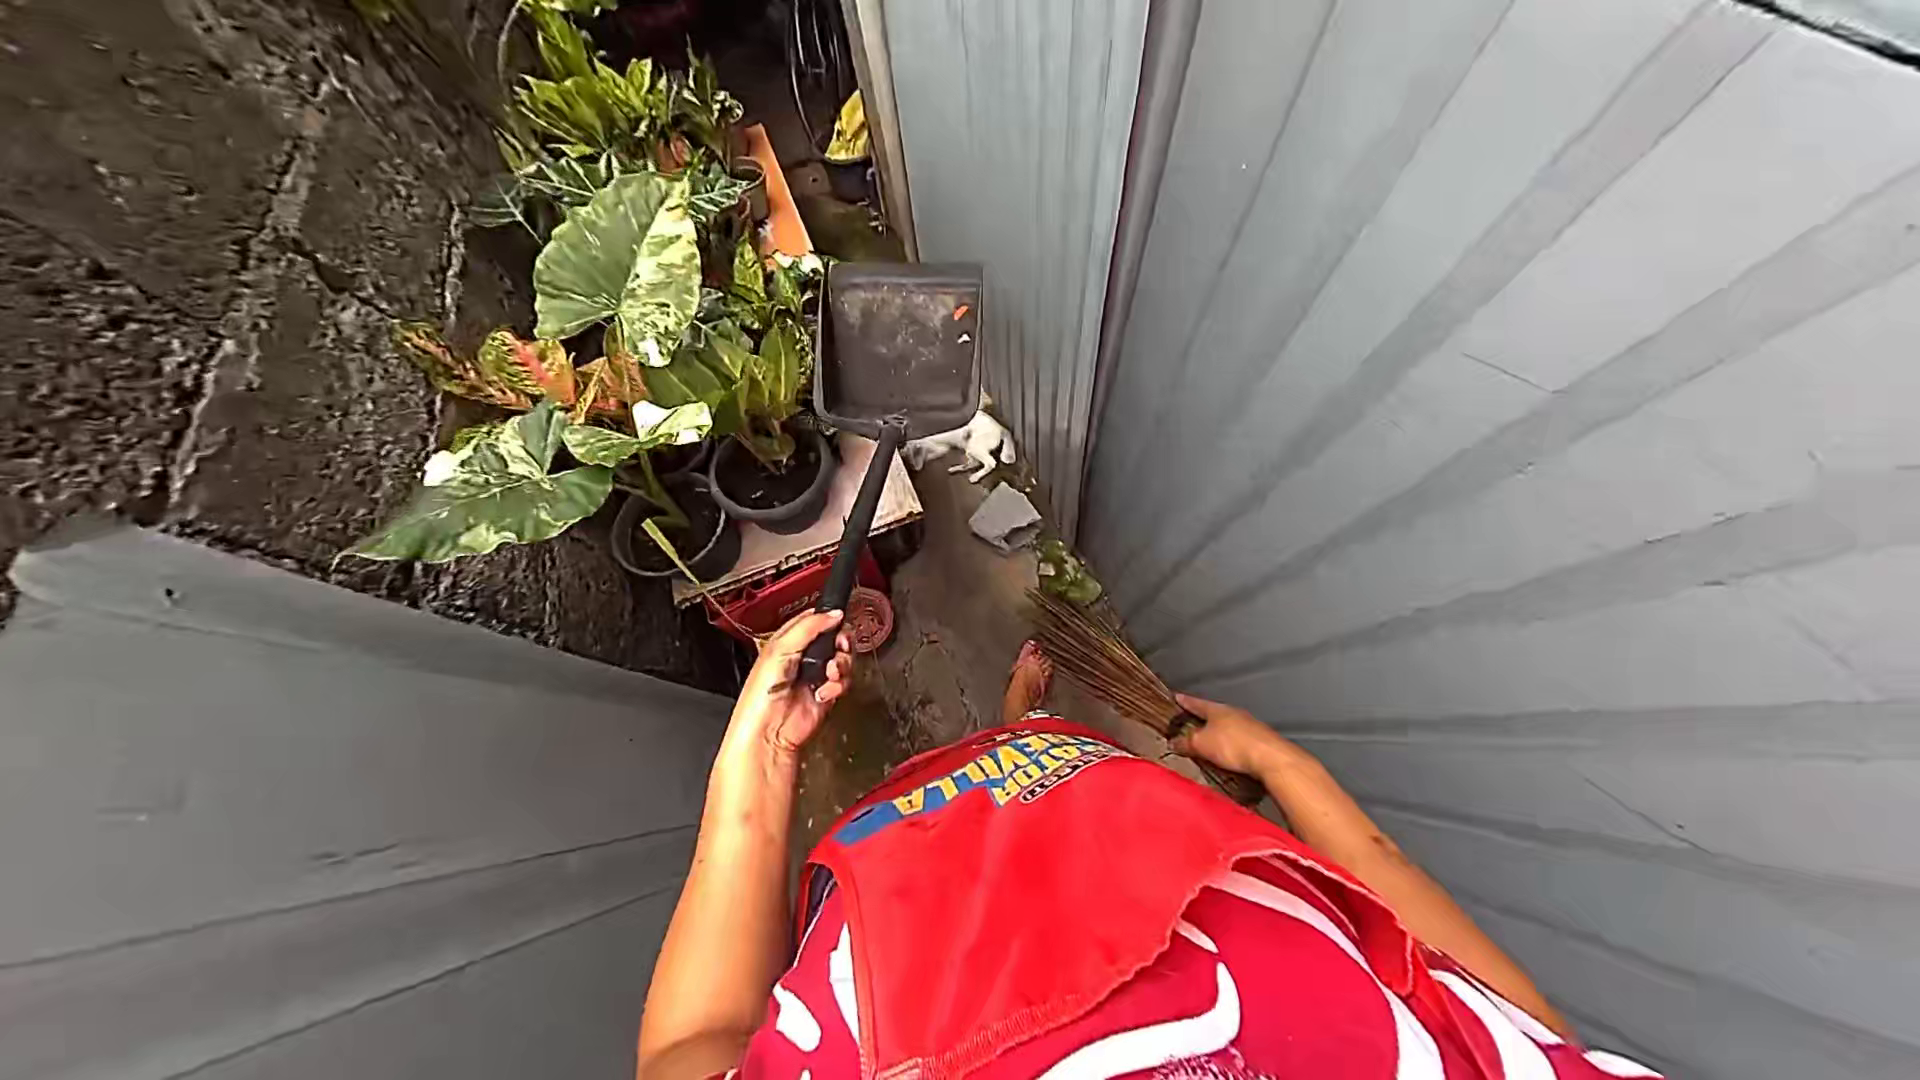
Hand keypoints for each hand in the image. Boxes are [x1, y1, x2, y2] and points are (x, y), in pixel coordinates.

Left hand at [726, 610, 852, 757]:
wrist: (768, 732)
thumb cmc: (761, 695)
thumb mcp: (780, 648)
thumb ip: (809, 627)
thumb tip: (834, 614)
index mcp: (788, 641)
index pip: (815, 620)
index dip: (828, 618)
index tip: (836, 620)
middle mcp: (803, 656)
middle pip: (836, 638)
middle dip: (841, 642)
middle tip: (839, 647)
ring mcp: (816, 674)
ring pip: (844, 659)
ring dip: (841, 665)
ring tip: (830, 673)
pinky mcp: (827, 692)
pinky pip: (844, 681)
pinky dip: (838, 686)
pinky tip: (824, 692)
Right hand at [1171, 693, 1305, 778]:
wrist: (1271, 759)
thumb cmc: (1236, 746)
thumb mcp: (1200, 744)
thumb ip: (1185, 742)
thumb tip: (1174, 742)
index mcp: (1217, 709)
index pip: (1196, 703)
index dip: (1185, 702)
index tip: (1178, 698)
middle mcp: (1234, 714)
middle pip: (1213, 715)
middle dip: (1202, 721)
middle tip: (1191, 728)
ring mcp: (1250, 726)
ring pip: (1228, 728)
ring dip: (1218, 736)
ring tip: (1210, 748)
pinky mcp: (1261, 741)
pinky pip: (1241, 741)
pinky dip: (1232, 747)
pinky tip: (1230, 758)